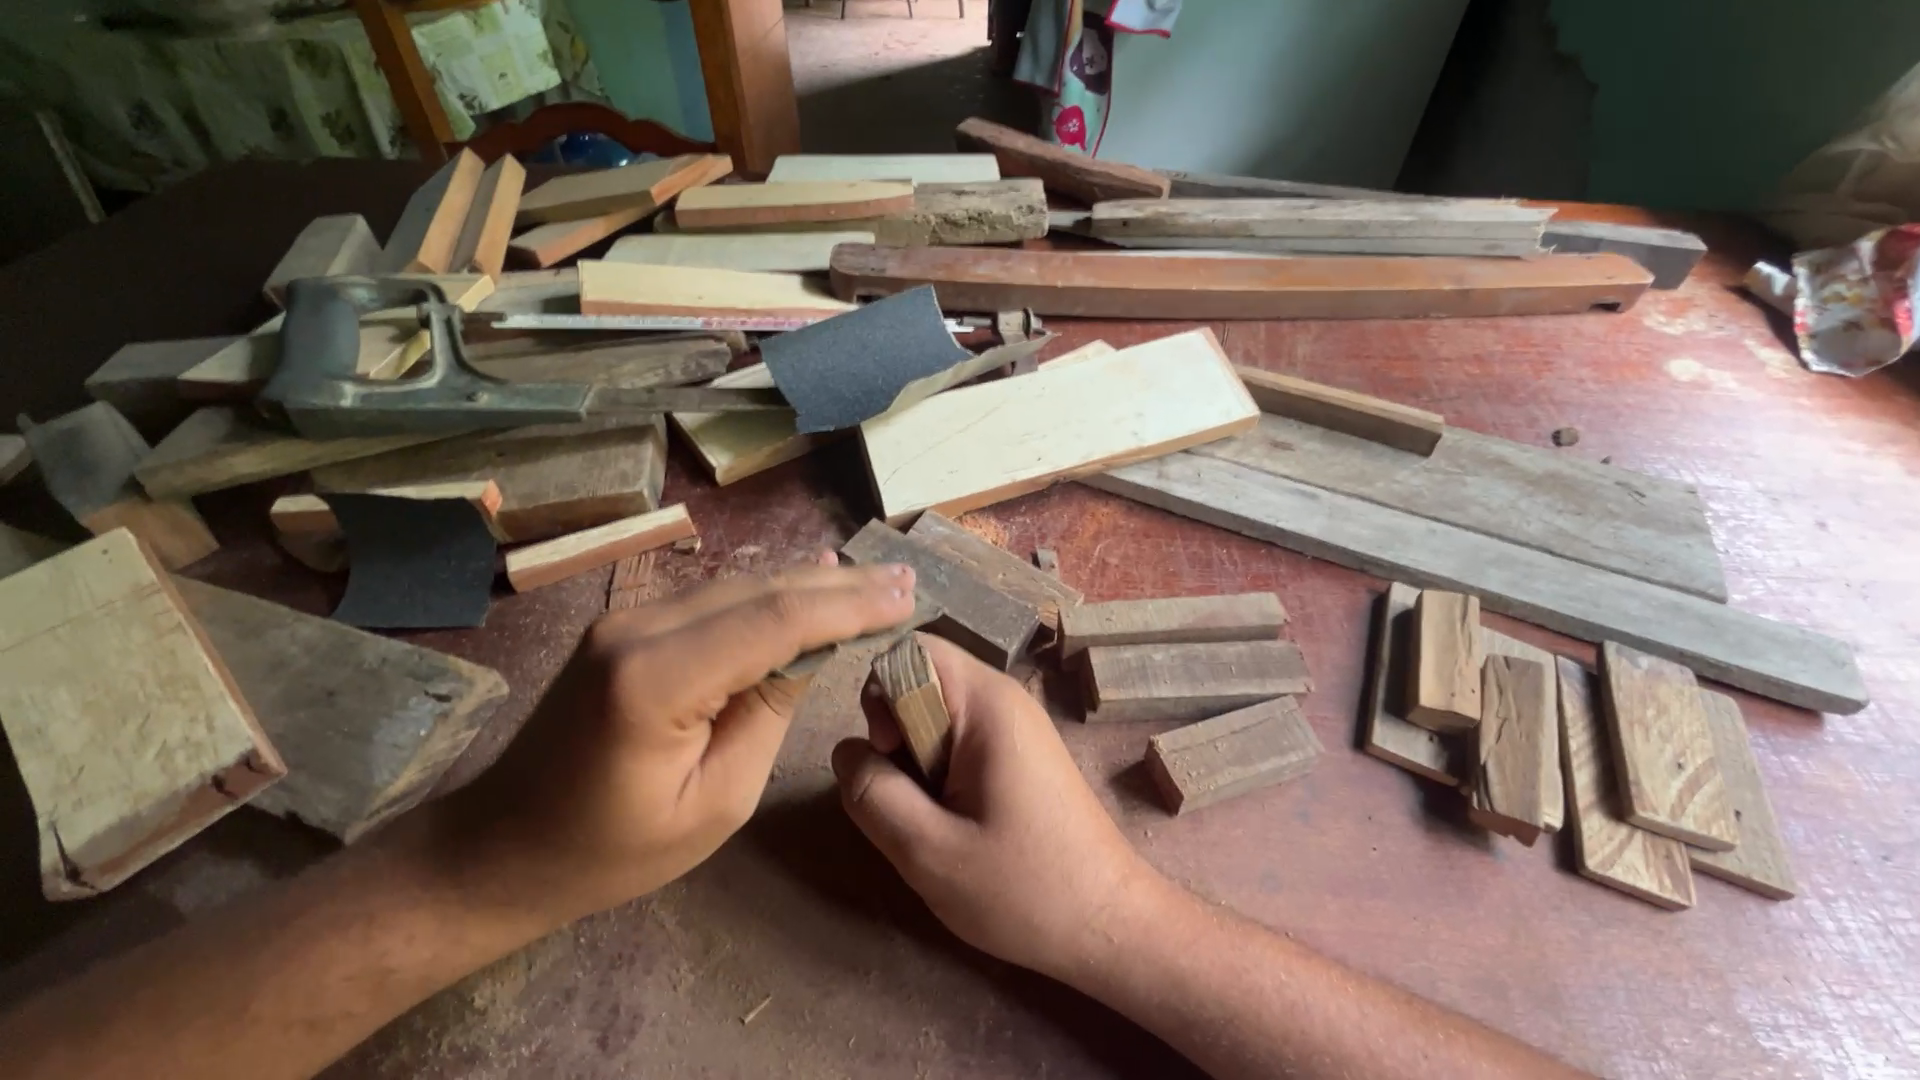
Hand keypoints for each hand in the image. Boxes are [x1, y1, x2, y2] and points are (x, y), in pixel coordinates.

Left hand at [432, 555, 916, 928]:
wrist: (501, 848)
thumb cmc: (612, 851)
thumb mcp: (717, 800)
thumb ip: (769, 713)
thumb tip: (815, 648)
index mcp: (656, 681)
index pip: (775, 621)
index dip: (847, 606)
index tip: (905, 598)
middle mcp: (638, 629)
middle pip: (761, 590)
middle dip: (840, 584)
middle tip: (904, 579)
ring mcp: (627, 620)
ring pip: (740, 587)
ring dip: (810, 583)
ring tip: (874, 580)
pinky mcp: (627, 626)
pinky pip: (715, 601)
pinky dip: (771, 595)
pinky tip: (809, 580)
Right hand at [833, 634, 1158, 979]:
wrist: (1110, 924)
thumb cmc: (1025, 890)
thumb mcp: (928, 851)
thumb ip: (872, 793)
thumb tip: (845, 750)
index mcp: (987, 703)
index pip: (912, 650)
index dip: (882, 695)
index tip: (892, 755)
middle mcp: (1004, 698)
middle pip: (921, 682)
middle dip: (896, 734)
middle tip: (912, 798)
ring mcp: (1015, 725)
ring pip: (935, 715)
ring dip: (916, 761)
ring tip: (935, 820)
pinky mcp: (1018, 754)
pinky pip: (958, 739)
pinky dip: (941, 774)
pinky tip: (956, 823)